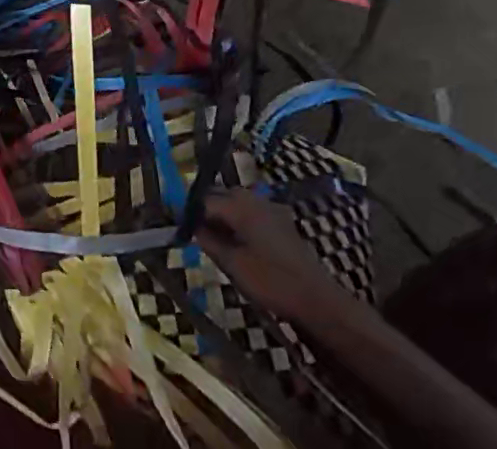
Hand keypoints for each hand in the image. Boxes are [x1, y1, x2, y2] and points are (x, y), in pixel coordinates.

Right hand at [193, 188, 356, 324]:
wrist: (319, 301)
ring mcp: (271, 209)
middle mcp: (255, 200)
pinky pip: (251, 210)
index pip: (204, 199)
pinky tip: (236, 239)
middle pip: (220, 194)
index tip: (178, 226)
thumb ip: (208, 241)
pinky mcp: (281, 222)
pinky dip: (238, 219)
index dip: (189, 212)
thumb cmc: (272, 282)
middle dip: (205, 209)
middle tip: (194, 231)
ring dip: (222, 213)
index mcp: (240, 206)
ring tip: (213, 236)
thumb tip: (191, 227)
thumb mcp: (232, 264)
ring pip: (236, 201)